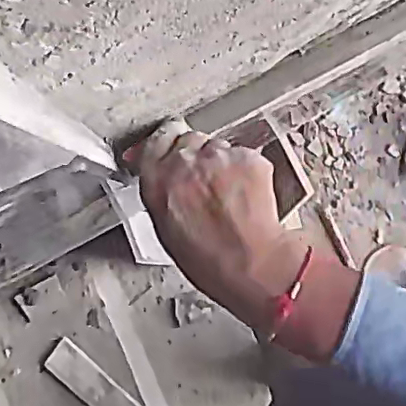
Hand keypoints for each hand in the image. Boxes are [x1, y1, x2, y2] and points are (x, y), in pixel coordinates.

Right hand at [131, 121, 309, 324]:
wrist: (251, 265)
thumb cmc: (209, 259)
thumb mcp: (165, 228)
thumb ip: (160, 193)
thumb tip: (163, 181)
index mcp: (156, 180)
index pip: (155, 143)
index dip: (165, 147)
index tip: (171, 153)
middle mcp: (183, 162)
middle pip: (188, 140)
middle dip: (195, 157)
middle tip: (206, 184)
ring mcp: (216, 156)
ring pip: (217, 146)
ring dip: (221, 164)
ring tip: (229, 196)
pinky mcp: (246, 157)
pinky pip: (243, 155)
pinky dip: (246, 170)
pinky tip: (246, 195)